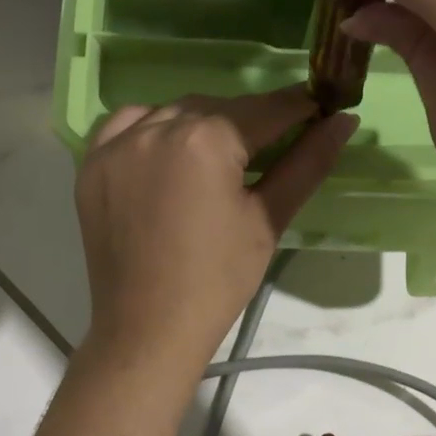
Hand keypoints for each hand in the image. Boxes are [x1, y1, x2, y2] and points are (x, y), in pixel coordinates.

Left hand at [75, 88, 356, 365]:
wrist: (147, 329)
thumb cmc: (217, 280)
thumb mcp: (268, 220)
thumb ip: (306, 163)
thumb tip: (343, 121)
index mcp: (205, 139)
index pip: (263, 109)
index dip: (297, 106)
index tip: (318, 107)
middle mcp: (156, 127)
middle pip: (216, 107)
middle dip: (248, 119)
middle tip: (271, 143)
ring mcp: (117, 144)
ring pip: (171, 113)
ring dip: (200, 122)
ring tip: (218, 154)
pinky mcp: (92, 164)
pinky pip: (125, 125)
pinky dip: (150, 127)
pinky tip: (166, 149)